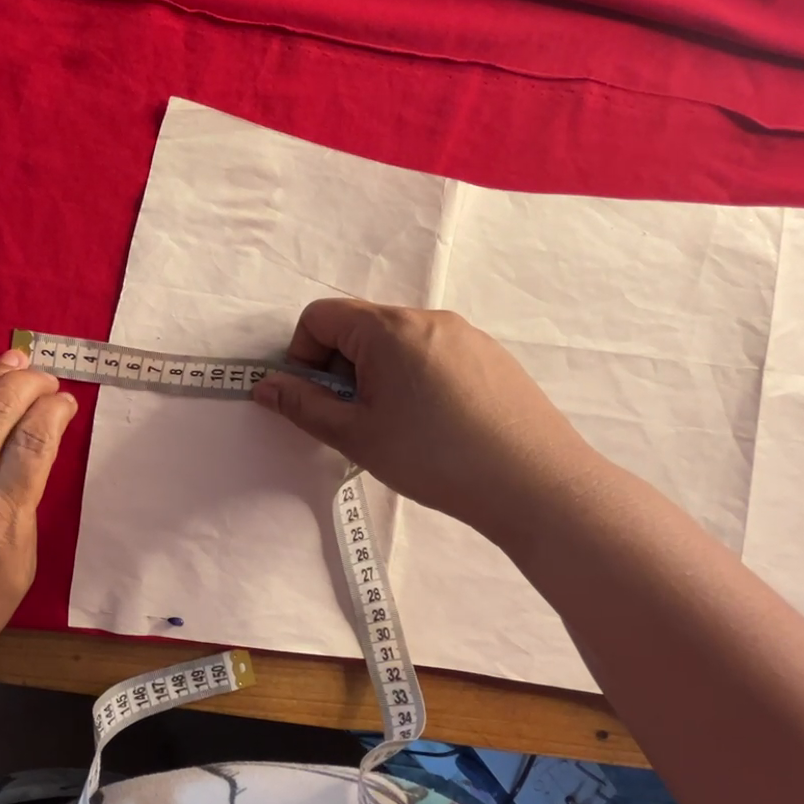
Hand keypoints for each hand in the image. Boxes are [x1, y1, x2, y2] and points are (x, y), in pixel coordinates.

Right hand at [253, 298, 607, 535]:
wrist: (539, 487)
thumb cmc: (434, 458)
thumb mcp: (354, 435)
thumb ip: (302, 405)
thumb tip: (264, 387)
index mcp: (389, 329)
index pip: (320, 316)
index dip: (303, 355)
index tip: (316, 398)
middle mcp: (428, 319)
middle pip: (358, 326)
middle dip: (339, 366)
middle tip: (353, 416)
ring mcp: (465, 335)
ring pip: (395, 341)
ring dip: (375, 373)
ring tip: (394, 424)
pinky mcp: (492, 357)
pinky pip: (431, 353)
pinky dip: (412, 378)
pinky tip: (433, 424)